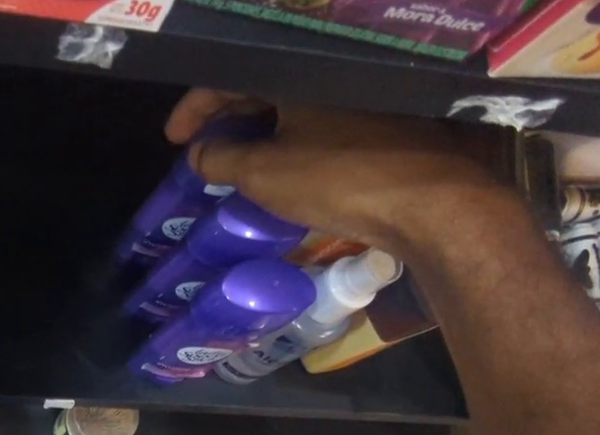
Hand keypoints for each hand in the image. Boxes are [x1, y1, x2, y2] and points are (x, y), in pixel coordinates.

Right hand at [166, 91, 518, 262]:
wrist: (426, 200)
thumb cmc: (337, 179)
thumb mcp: (265, 174)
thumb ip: (222, 160)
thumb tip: (198, 154)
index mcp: (296, 70)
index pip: (229, 76)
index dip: (194, 107)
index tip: (172, 138)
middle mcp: (327, 70)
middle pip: (260, 85)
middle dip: (223, 118)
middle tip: (199, 151)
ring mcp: (354, 92)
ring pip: (289, 104)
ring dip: (254, 130)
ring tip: (231, 162)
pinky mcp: (375, 117)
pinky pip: (314, 119)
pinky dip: (285, 137)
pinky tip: (275, 165)